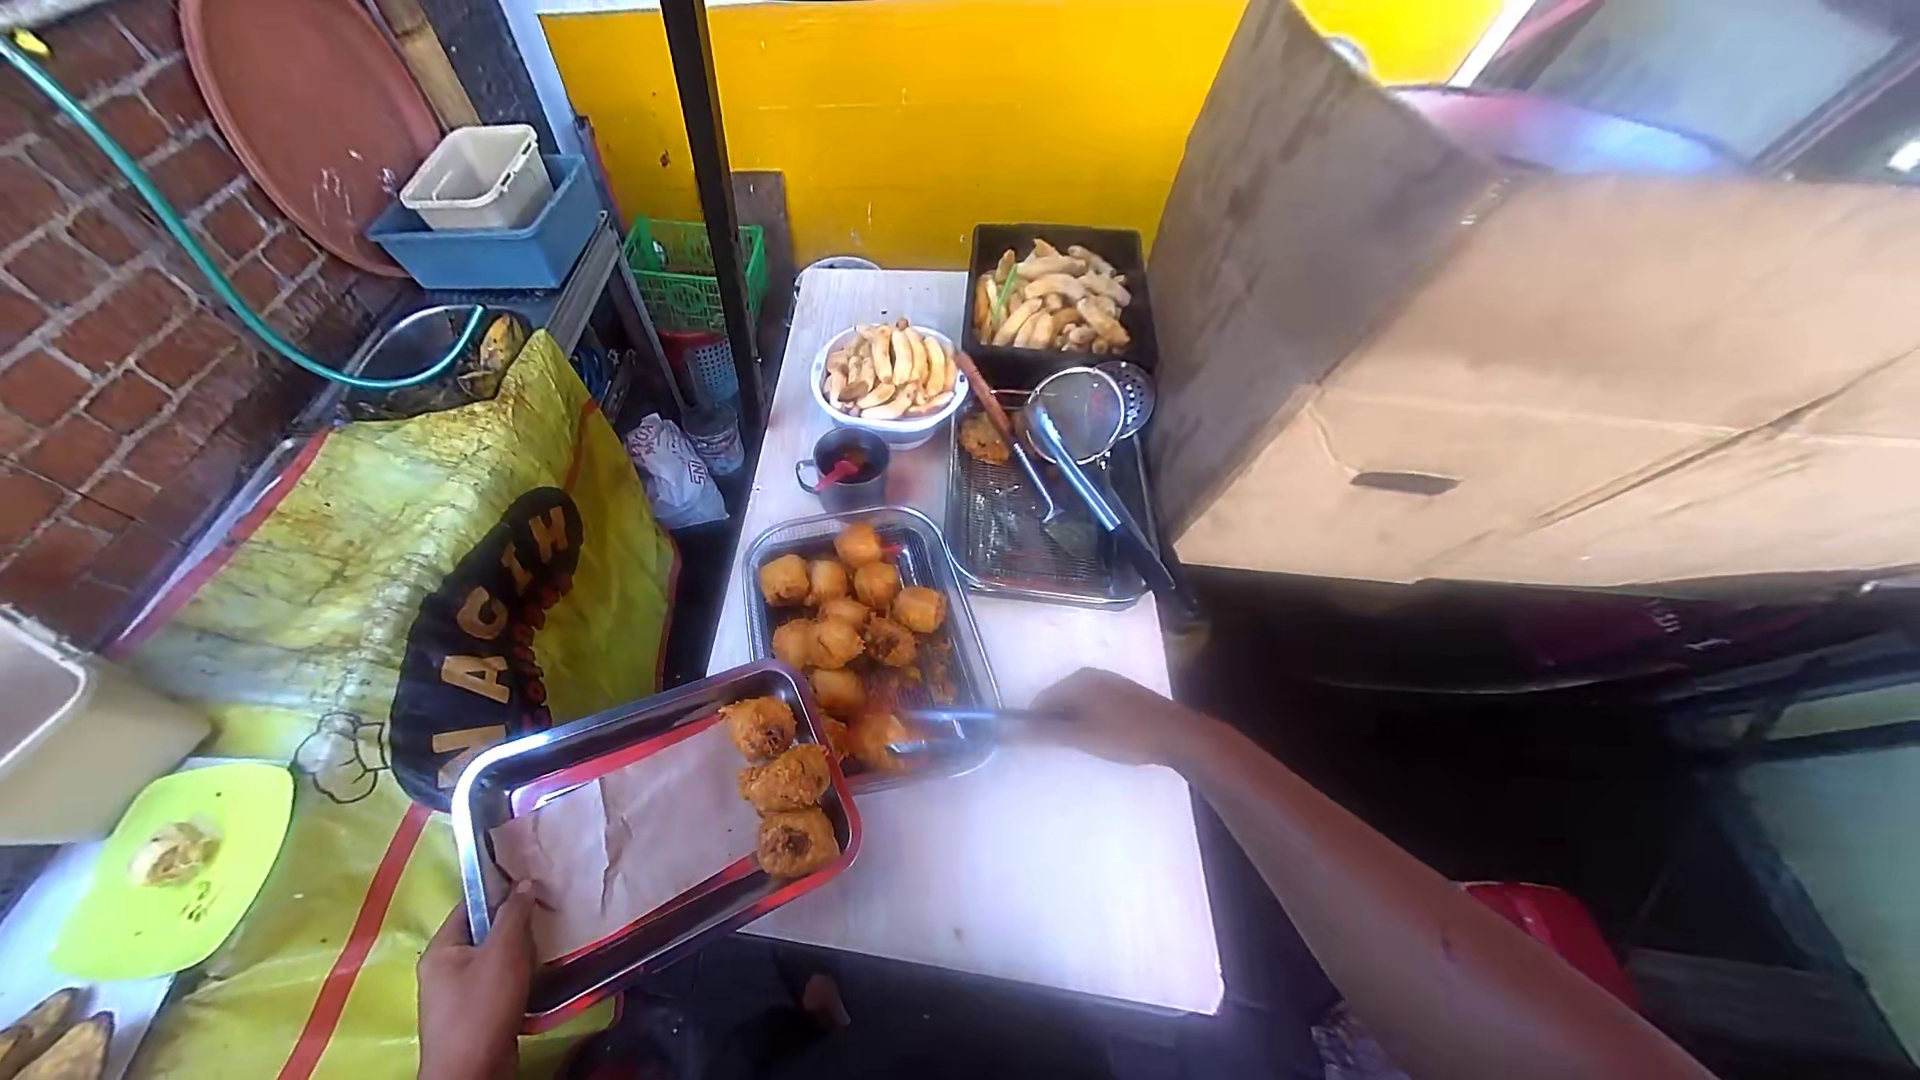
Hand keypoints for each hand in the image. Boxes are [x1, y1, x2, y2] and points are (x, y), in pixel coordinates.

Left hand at [418, 881, 535, 1079]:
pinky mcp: (475, 1010)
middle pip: (485, 929)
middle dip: (515, 923)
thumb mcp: (504, 950)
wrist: (473, 1073)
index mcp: (440, 950)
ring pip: (496, 954)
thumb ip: (514, 912)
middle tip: (542, 916)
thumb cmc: (483, 1006)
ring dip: (521, 949)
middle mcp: (443, 969)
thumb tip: (524, 883)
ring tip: (542, 945)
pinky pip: (499, 976)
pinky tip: (537, 971)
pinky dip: (519, 971)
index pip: (470, 905)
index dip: (499, 890)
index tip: (531, 883)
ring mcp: (458, 992)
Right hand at [1025, 668, 1218, 766]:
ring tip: (1088, 747)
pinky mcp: (1126, 694)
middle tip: (1068, 749)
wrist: (1178, 735)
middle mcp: (1091, 675)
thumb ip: (1043, 733)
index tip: (1042, 748)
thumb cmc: (1125, 735)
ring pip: (1079, 705)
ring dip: (1076, 725)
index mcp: (1077, 680)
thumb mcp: (1080, 736)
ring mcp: (1111, 683)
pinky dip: (1092, 722)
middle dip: (1057, 725)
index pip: (1041, 701)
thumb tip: (1005, 730)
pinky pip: (1096, 706)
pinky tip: (1107, 739)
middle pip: (1059, 701)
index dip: (1037, 725)